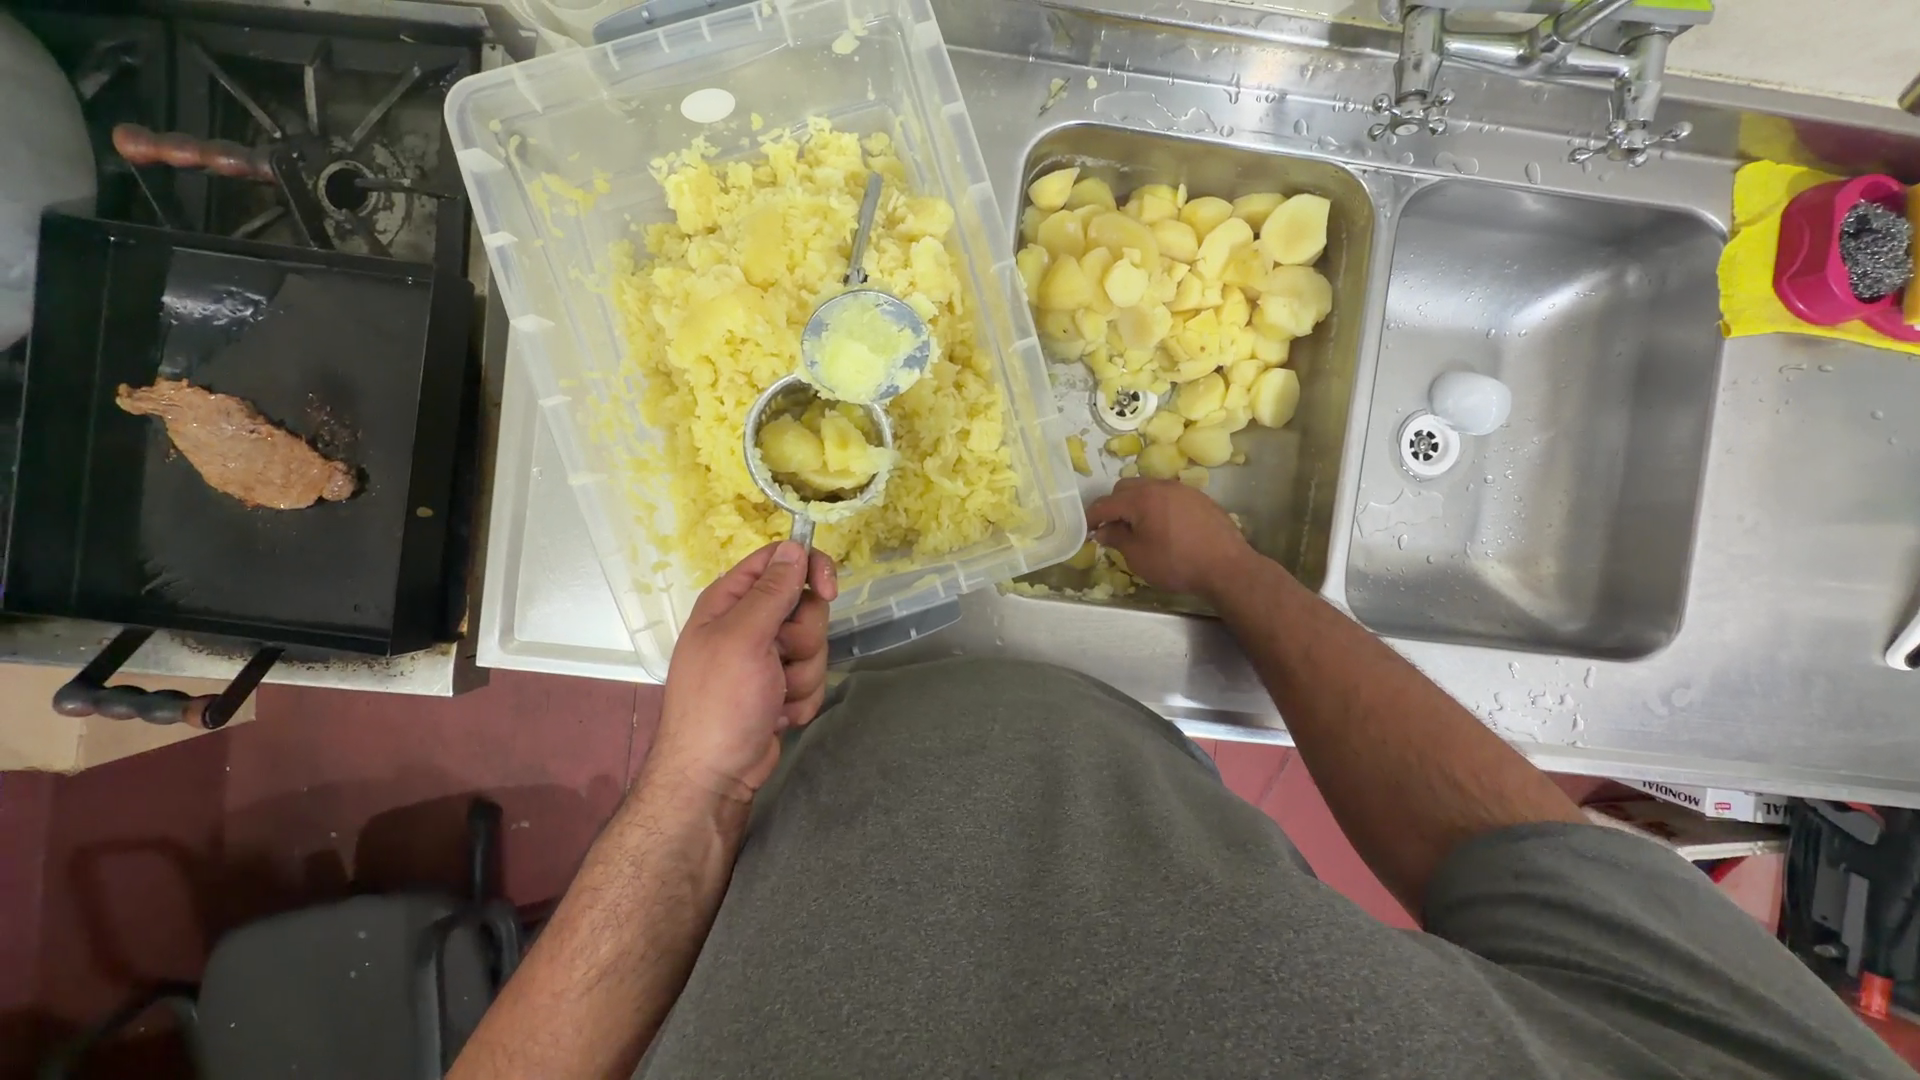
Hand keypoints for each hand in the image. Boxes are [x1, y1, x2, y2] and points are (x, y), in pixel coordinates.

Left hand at [651, 541, 837, 803]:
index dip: (809, 569)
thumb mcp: (744, 638)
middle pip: (807, 606)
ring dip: (802, 675)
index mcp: (730, 600)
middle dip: (804, 638)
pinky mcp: (781, 688)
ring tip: (773, 696)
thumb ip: (772, 591)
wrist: (715, 776)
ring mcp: (766, 658)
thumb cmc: (720, 702)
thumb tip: (795, 546)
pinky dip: (800, 700)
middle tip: (778, 659)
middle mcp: (748, 624)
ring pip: (815, 646)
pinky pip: (813, 678)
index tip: (829, 590)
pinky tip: (777, 716)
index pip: (780, 560)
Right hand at [1086, 478, 1256, 600]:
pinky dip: (1157, 506)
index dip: (1092, 517)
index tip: (1086, 530)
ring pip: (1148, 488)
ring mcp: (1182, 490)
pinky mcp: (1199, 498)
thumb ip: (1117, 538)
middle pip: (1126, 488)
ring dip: (1136, 504)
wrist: (1227, 567)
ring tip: (1138, 528)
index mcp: (1141, 498)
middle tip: (1112, 529)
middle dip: (1113, 506)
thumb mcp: (1138, 556)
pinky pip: (1168, 495)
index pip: (1106, 503)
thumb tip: (1103, 530)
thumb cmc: (1177, 563)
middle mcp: (1160, 486)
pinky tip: (1163, 527)